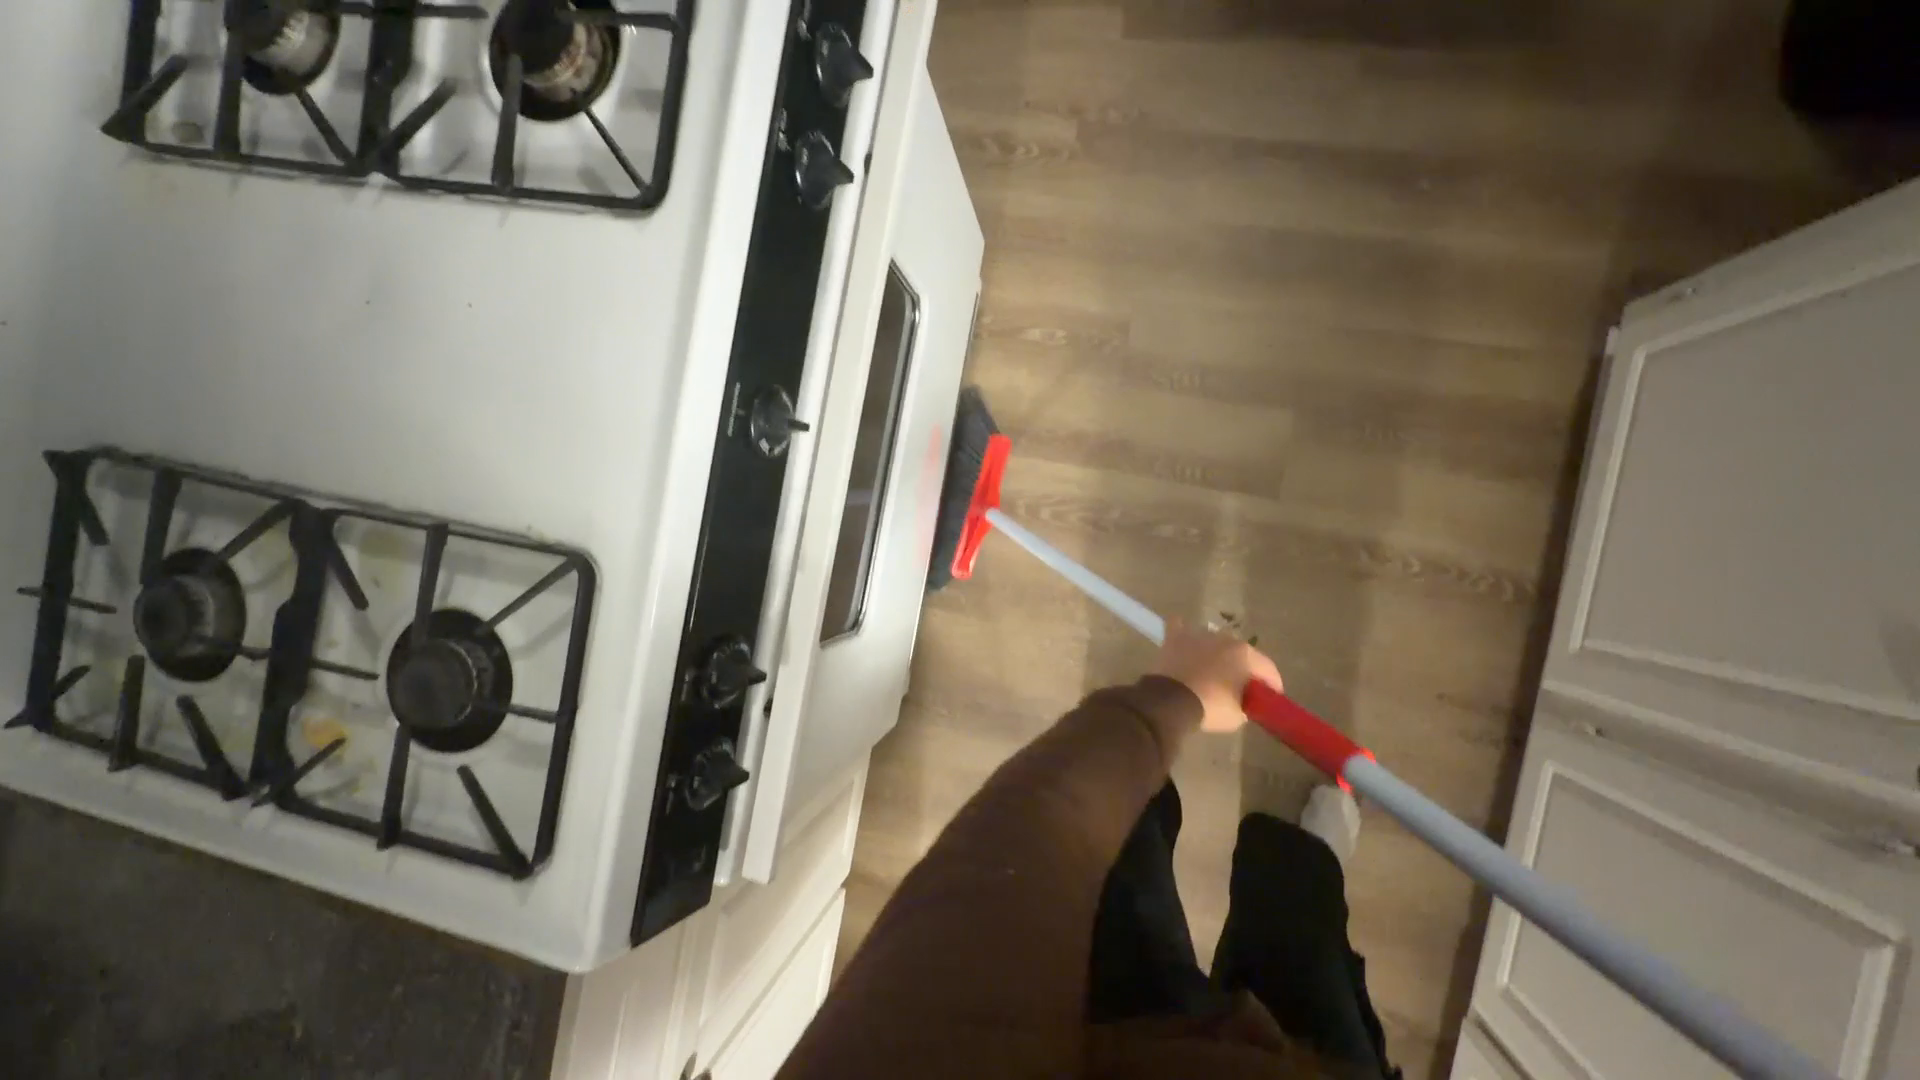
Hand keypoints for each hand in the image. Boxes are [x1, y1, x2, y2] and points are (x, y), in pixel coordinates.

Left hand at [1152, 618, 1283, 733]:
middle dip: (1245, 668)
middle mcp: (1224, 639)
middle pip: (1241, 653)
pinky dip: (1183, 633)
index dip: (1273, 684)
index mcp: (1245, 654)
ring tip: (1214, 670)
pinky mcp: (1175, 639)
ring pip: (1214, 642)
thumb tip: (1242, 704)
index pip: (1268, 668)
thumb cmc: (1210, 708)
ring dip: (1217, 654)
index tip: (1272, 697)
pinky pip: (1180, 628)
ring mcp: (1198, 635)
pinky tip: (1184, 636)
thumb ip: (1245, 706)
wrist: (1170, 701)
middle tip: (1242, 686)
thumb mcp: (1237, 716)